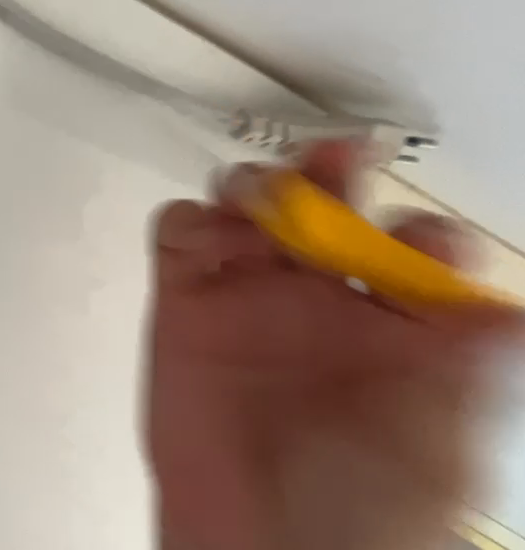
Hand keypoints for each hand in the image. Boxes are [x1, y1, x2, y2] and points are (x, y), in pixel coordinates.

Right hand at [146, 140, 520, 549]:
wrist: (256, 539)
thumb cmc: (365, 513)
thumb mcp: (442, 448)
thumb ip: (465, 371)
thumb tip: (503, 307)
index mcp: (405, 329)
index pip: (422, 249)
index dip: (420, 229)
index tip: (410, 236)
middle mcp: (328, 301)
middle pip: (330, 208)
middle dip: (331, 175)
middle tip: (334, 161)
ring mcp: (250, 295)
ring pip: (250, 206)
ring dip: (255, 186)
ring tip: (260, 199)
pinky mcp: (184, 298)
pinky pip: (179, 234)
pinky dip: (189, 219)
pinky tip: (205, 234)